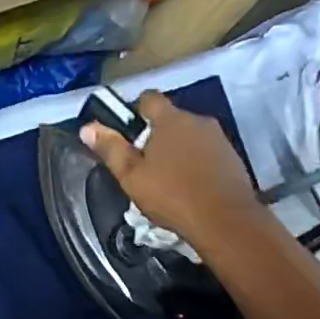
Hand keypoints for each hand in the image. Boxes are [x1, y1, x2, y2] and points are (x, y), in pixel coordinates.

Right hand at [79, 91, 271, 250]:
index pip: (148, 98)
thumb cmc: (171, 196)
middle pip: (170, 119)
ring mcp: (218, 137)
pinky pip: (206, 152)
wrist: (224, 220)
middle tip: (143, 166)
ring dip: (177, 150)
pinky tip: (189, 187)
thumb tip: (87, 127)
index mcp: (170, 120)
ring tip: (166, 180)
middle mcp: (197, 119)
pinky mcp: (232, 156)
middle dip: (155, 136)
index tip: (126, 134)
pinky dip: (195, 163)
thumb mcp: (131, 176)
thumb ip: (110, 149)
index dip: (134, 111)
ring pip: (189, 136)